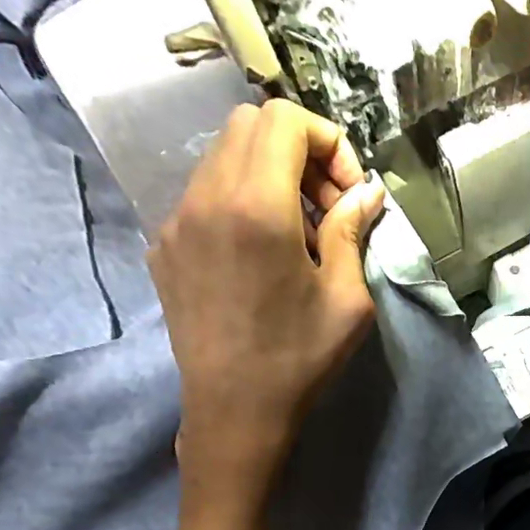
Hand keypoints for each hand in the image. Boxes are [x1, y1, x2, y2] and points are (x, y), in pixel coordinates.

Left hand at [148, 99, 385, 483]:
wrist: (234, 410)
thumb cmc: (300, 357)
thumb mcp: (348, 298)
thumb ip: (353, 232)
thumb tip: (365, 193)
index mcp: (256, 206)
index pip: (284, 120)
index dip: (328, 142)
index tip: (349, 193)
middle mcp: (206, 198)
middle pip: (250, 125)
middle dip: (300, 153)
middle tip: (327, 209)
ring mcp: (176, 220)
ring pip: (223, 157)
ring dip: (269, 176)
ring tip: (298, 234)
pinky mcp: (164, 245)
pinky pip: (205, 195)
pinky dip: (240, 202)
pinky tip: (260, 255)